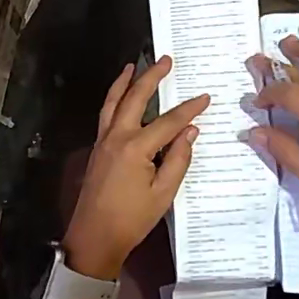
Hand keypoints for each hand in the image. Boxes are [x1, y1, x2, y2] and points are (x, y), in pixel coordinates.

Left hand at [62, 57, 208, 279]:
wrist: (94, 238)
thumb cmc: (132, 219)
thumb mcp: (164, 192)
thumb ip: (178, 159)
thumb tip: (190, 131)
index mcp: (136, 147)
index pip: (169, 121)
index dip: (190, 109)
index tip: (205, 97)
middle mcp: (116, 137)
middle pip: (135, 98)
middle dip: (151, 77)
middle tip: (165, 59)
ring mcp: (102, 141)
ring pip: (113, 102)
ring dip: (124, 82)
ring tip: (132, 65)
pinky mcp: (97, 149)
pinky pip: (106, 114)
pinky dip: (114, 99)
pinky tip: (121, 96)